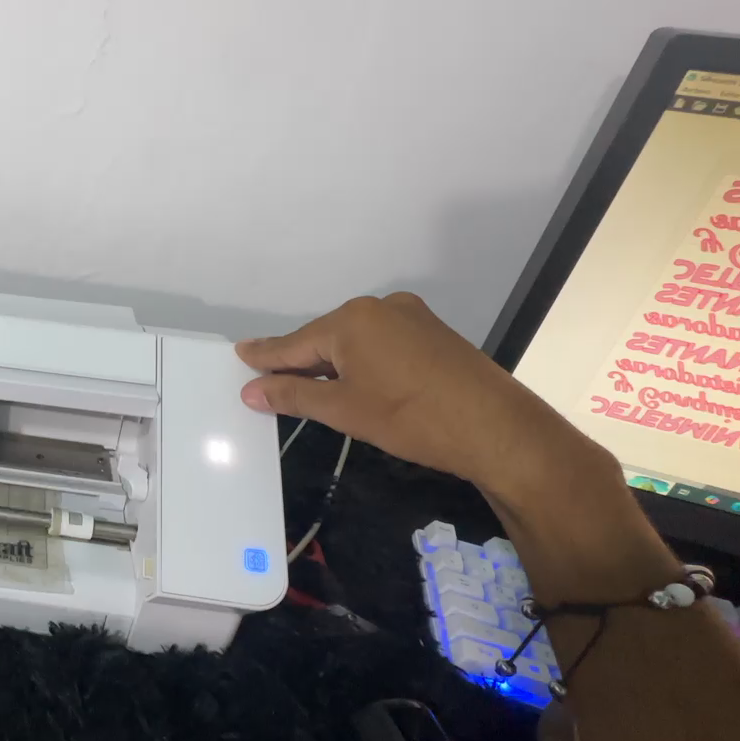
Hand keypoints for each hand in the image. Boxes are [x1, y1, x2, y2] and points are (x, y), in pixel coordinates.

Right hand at [235, 293, 605, 499]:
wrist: (500, 432)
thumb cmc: (412, 419)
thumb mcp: (343, 410)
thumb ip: (292, 395)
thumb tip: (251, 391)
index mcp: (352, 320)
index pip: (293, 343)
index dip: (264, 358)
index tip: (239, 356)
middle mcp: (379, 308)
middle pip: (323, 339)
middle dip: (299, 364)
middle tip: (270, 384)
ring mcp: (411, 318)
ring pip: (353, 342)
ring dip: (331, 365)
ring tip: (311, 390)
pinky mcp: (433, 334)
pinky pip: (380, 344)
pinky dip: (361, 363)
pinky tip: (356, 384)